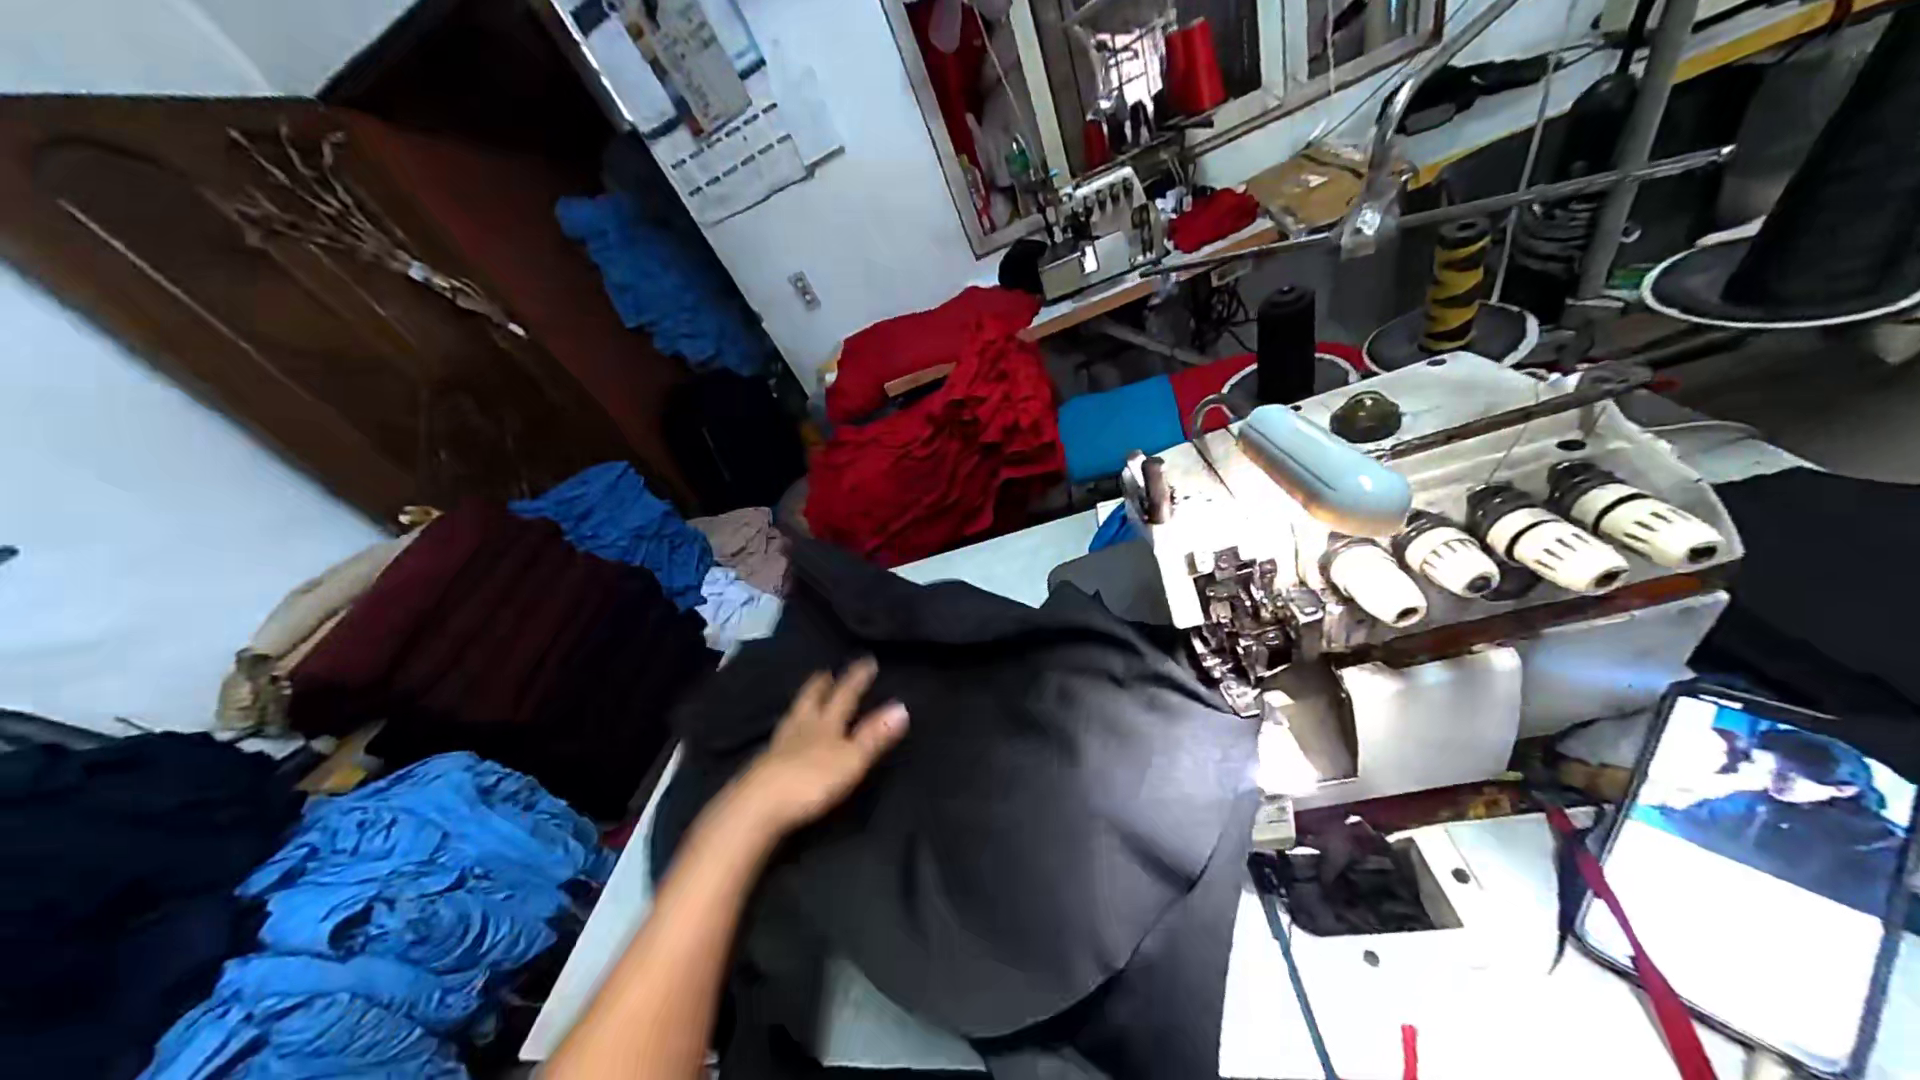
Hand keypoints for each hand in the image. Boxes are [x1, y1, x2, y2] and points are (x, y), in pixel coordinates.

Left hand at [734, 658, 908, 835]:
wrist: (758, 805)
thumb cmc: (811, 781)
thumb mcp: (851, 759)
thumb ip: (874, 735)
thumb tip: (901, 706)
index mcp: (825, 724)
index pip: (844, 696)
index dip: (856, 679)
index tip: (866, 661)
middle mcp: (801, 728)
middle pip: (811, 701)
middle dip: (820, 686)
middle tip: (824, 672)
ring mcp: (779, 746)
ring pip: (793, 717)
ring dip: (802, 704)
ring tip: (805, 697)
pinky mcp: (764, 766)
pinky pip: (780, 738)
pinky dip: (787, 729)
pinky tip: (784, 735)